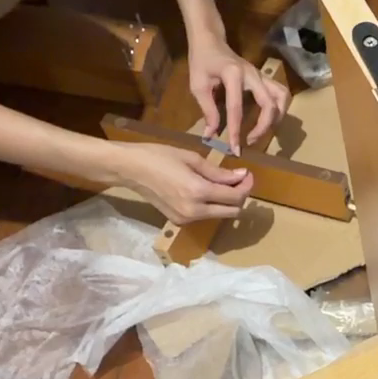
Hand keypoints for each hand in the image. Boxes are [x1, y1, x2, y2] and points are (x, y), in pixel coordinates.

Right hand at [97, 141, 252, 223]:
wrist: (129, 169)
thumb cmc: (158, 156)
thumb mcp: (191, 159)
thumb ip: (218, 172)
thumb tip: (241, 176)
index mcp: (198, 192)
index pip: (235, 197)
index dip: (246, 186)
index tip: (248, 174)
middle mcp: (195, 211)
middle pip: (232, 212)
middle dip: (240, 197)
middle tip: (239, 180)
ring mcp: (187, 219)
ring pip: (220, 215)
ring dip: (227, 202)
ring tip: (223, 184)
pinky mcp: (180, 221)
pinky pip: (206, 215)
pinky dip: (213, 205)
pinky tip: (207, 191)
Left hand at [188, 37, 289, 153]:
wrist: (210, 40)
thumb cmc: (202, 61)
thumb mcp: (198, 85)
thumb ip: (207, 111)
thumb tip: (211, 136)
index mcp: (233, 74)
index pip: (236, 108)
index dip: (236, 131)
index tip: (235, 149)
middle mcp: (252, 74)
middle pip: (269, 104)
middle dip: (263, 127)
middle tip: (251, 141)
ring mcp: (261, 75)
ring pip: (282, 97)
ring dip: (277, 117)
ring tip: (265, 130)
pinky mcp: (265, 78)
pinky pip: (281, 94)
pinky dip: (280, 109)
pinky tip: (270, 119)